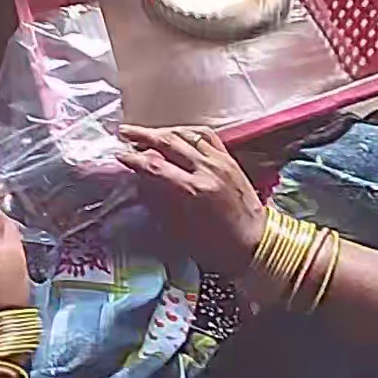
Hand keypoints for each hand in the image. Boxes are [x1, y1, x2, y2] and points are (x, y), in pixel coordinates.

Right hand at [115, 125, 264, 277]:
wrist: (259, 245)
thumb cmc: (217, 247)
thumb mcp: (181, 231)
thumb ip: (160, 202)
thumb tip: (142, 181)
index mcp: (193, 190)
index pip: (155, 166)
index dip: (134, 158)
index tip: (119, 154)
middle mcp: (207, 169)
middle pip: (169, 142)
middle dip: (143, 135)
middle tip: (123, 131)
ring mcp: (220, 161)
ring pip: (187, 134)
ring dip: (163, 131)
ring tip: (145, 132)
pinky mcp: (230, 159)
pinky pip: (206, 136)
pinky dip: (187, 131)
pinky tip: (176, 133)